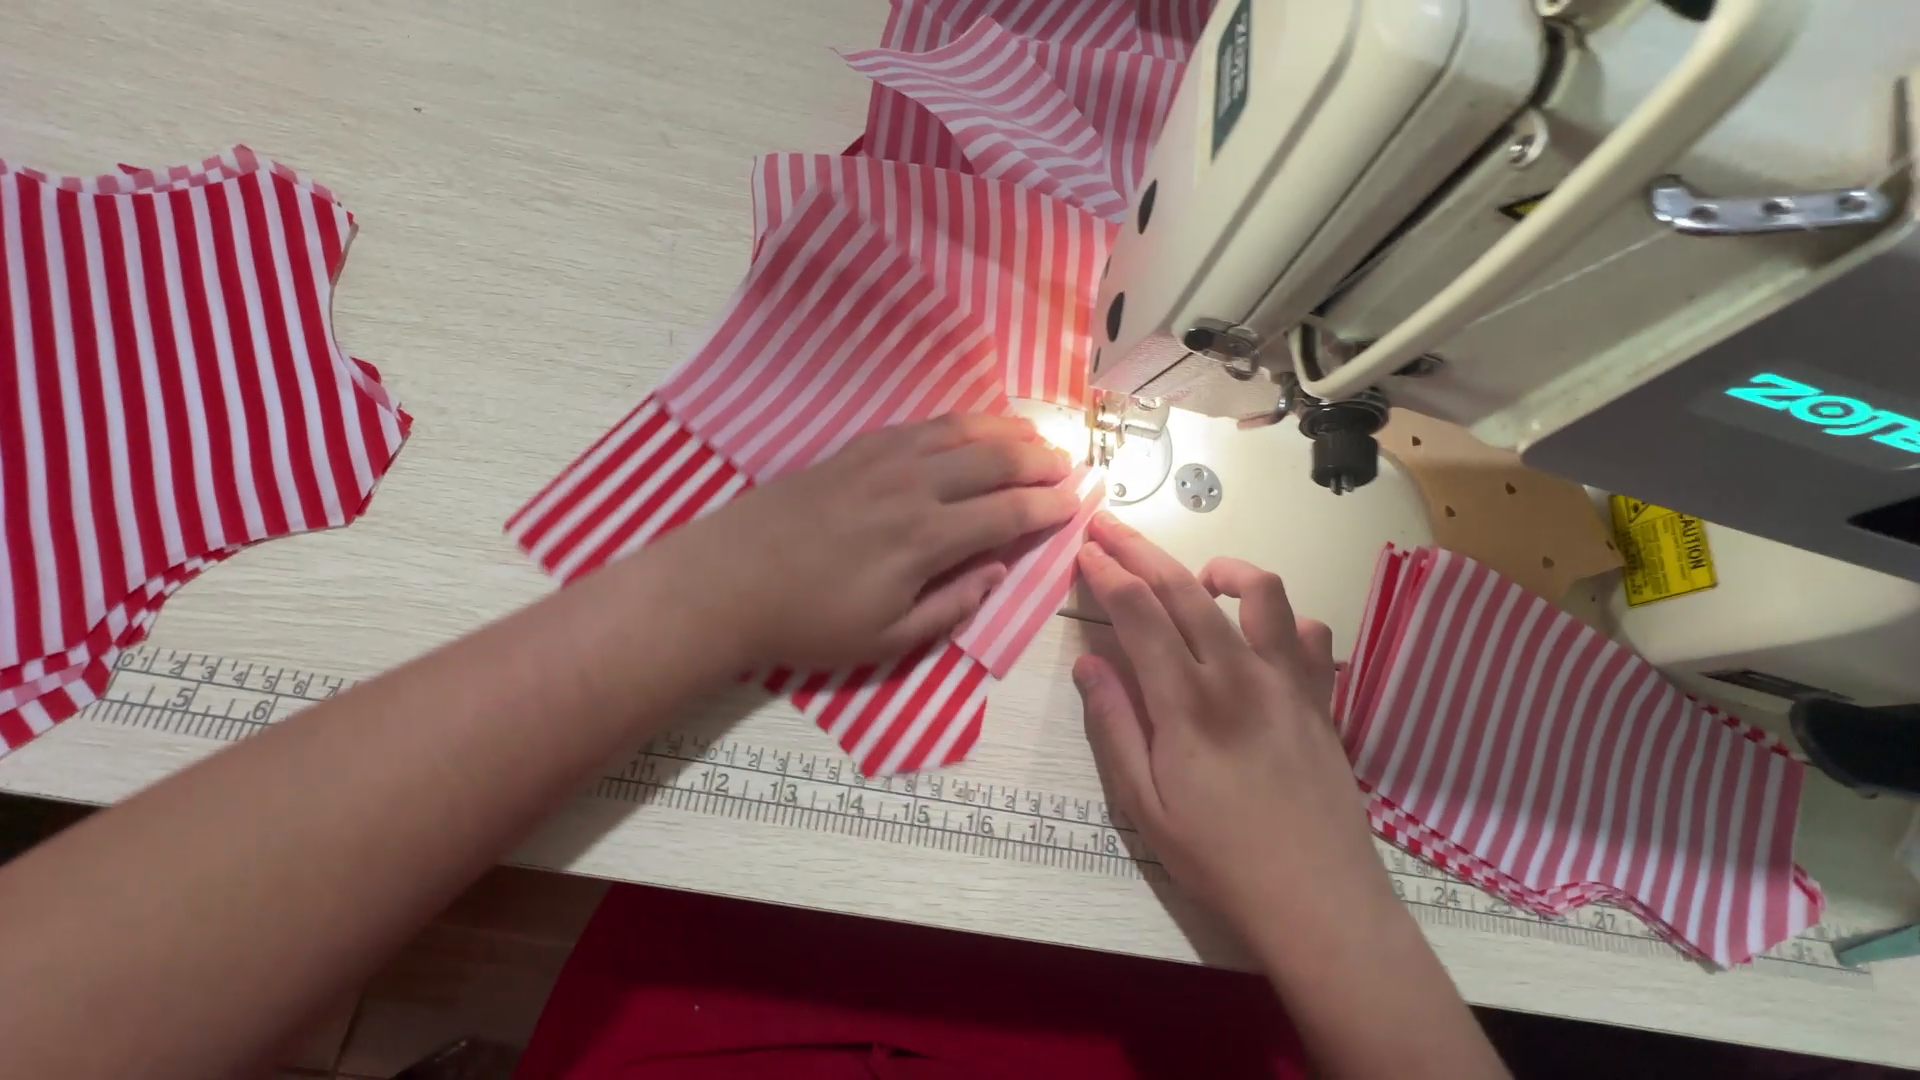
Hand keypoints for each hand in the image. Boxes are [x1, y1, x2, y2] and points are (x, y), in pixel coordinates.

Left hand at [650, 413, 1076, 671]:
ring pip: (960, 431)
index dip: (1049, 507)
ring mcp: (881, 459)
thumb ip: (951, 605)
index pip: (1008, 512)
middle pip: (994, 460)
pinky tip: (969, 427)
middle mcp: (913, 486)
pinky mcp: (854, 448)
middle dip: (1039, 461)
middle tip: (1067, 465)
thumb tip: (998, 572)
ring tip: (1034, 436)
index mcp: (926, 538)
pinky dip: (957, 422)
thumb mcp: (887, 640)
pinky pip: (919, 425)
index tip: (1075, 504)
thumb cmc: (809, 621)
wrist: (726, 581)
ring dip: (1005, 431)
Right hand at [1073, 513, 1390, 942]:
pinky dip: (1283, 619)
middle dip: (1140, 550)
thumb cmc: (1218, 860)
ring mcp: (1289, 682)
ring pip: (1262, 593)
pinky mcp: (1322, 700)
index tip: (1085, 550)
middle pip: (1185, 588)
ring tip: (1198, 575)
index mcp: (1188, 702)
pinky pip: (1311, 634)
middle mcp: (1240, 675)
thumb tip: (1088, 664)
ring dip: (1222, 569)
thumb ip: (1114, 726)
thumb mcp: (1144, 806)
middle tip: (1110, 527)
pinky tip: (1260, 635)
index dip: (1108, 574)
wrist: (1319, 904)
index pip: (1140, 612)